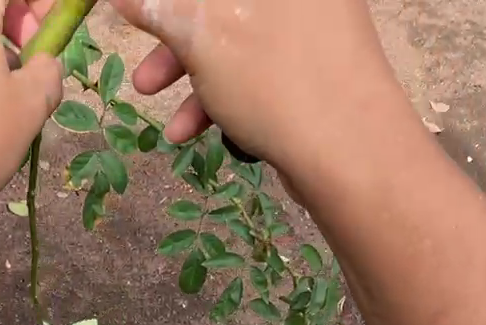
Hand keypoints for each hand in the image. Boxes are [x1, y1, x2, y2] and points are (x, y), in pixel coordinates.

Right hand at [105, 0, 412, 184]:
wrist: (347, 149)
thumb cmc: (271, 79)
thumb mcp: (202, 37)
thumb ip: (162, 9)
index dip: (169, 4)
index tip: (139, 18)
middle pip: (220, 7)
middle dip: (174, 43)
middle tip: (143, 80)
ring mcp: (311, 24)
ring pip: (235, 40)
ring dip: (191, 83)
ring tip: (170, 127)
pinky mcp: (314, 65)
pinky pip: (256, 68)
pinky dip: (221, 97)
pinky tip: (194, 132)